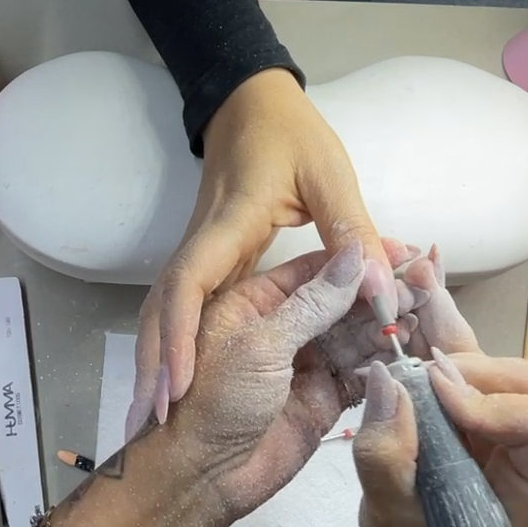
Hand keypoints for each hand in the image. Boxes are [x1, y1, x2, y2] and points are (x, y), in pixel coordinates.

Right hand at [127, 69, 404, 433]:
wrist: (246, 102)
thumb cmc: (287, 132)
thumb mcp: (326, 174)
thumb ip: (350, 230)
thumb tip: (380, 289)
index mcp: (227, 226)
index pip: (190, 284)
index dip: (178, 337)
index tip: (176, 388)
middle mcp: (201, 246)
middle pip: (162, 309)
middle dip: (151, 367)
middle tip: (146, 423)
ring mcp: (197, 254)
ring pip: (163, 310)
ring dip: (153, 362)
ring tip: (148, 415)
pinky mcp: (204, 259)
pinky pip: (180, 306)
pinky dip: (170, 344)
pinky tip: (172, 378)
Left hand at [148, 242, 399, 523]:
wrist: (203, 475)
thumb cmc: (216, 400)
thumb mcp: (262, 344)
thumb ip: (312, 303)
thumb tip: (355, 254)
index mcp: (254, 303)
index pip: (314, 270)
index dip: (357, 261)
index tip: (404, 250)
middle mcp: (281, 328)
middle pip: (339, 302)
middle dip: (379, 294)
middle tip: (426, 284)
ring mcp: (303, 364)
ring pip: (353, 336)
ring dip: (386, 326)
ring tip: (427, 312)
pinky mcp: (322, 399)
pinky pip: (360, 373)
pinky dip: (385, 363)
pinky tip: (414, 349)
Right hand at [351, 251, 527, 526]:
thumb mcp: (388, 517)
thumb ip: (386, 455)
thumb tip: (385, 376)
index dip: (490, 402)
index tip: (432, 394)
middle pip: (526, 389)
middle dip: (466, 373)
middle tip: (410, 370)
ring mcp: (515, 436)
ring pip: (501, 372)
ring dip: (452, 350)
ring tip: (410, 325)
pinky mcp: (485, 418)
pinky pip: (472, 369)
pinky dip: (444, 335)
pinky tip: (421, 292)